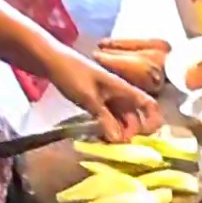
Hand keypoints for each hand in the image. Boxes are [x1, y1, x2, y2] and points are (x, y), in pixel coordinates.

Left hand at [40, 47, 163, 140]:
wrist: (48, 58)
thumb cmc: (70, 71)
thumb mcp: (87, 96)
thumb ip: (104, 118)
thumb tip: (119, 140)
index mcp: (124, 90)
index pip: (149, 106)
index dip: (153, 121)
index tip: (145, 135)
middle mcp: (122, 97)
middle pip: (136, 120)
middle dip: (130, 134)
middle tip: (117, 144)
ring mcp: (111, 101)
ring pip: (123, 123)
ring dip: (118, 134)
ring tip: (106, 142)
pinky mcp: (100, 105)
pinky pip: (111, 121)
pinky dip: (108, 130)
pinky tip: (99, 136)